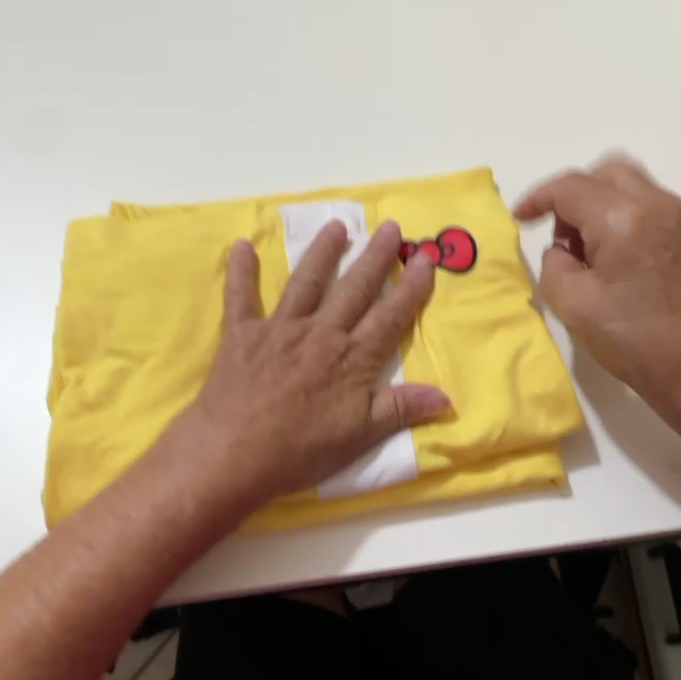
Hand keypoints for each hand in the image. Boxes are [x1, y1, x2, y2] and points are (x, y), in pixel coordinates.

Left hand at [167, 220, 448, 505]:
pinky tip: (241, 246)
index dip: (410, 288)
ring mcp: (279, 330)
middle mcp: (320, 334)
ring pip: (306, 283)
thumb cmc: (300, 452)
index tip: (425, 258)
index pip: (390, 317)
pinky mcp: (241, 335)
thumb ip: (400, 410)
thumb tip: (445, 396)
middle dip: (375, 258)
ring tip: (336, 226)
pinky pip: (240, 296)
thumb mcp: (359, 438)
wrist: (234, 453)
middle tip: (389, 228)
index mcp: (352, 359)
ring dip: (322, 253)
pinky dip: (241, 271)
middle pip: (353, 289)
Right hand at [513, 156, 680, 430]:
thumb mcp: (572, 306)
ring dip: (602, 209)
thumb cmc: (632, 340)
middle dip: (574, 197)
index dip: (538, 198)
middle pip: (607, 173)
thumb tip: (563, 251)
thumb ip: (554, 266)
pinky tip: (620, 268)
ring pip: (633, 188)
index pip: (570, 187)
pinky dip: (627, 223)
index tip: (519, 219)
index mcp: (623, 217)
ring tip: (590, 258)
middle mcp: (659, 204)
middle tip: (561, 241)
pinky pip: (653, 212)